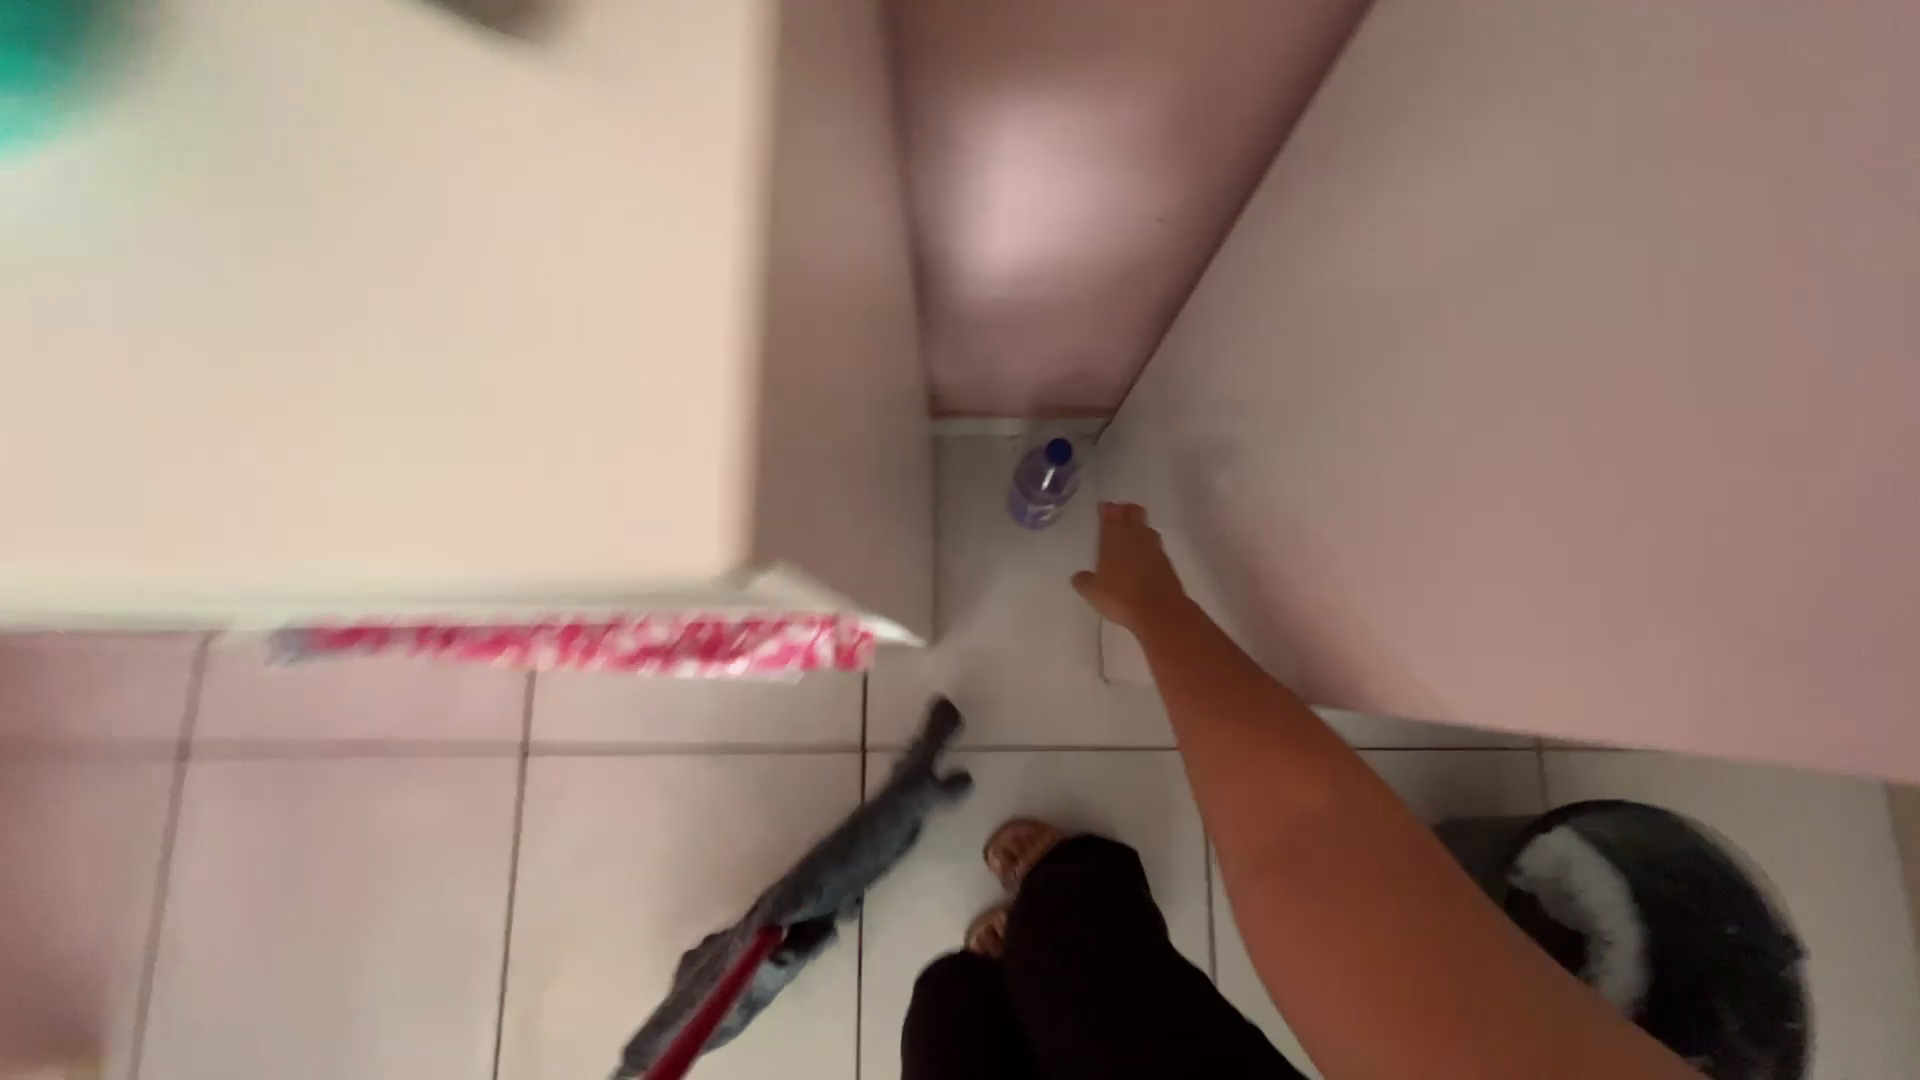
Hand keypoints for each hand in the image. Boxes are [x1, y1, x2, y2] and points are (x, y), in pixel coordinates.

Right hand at [1072, 502, 1187, 632]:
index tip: (1102, 508)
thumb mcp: (1093, 592)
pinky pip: (1155, 543)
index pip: (1111, 514)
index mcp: (1114, 539)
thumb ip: (1083, 581)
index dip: (1106, 508)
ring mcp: (1154, 547)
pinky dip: (1147, 543)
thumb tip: (1078, 576)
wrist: (1160, 611)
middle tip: (1117, 514)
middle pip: (1133, 512)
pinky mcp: (1166, 560)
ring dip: (1138, 524)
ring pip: (1146, 526)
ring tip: (1129, 533)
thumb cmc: (1121, 597)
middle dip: (1125, 509)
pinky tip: (1142, 554)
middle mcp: (1135, 537)